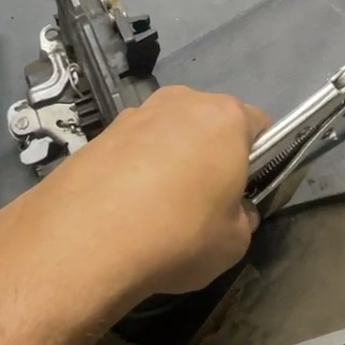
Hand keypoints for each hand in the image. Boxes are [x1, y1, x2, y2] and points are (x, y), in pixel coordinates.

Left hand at [18, 86, 268, 301]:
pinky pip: (133, 149)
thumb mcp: (235, 243)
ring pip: (169, 134)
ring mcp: (136, 113)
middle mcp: (182, 102)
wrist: (83, 241)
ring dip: (172, 161)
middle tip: (205, 203)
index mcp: (225, 117)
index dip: (261, 160)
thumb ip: (243, 218)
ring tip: (157, 211)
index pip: (261, 127)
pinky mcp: (99, 133)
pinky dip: (136, 171)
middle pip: (211, 125)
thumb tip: (232, 212)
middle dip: (212, 156)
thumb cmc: (178, 235)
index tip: (247, 192)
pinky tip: (125, 210)